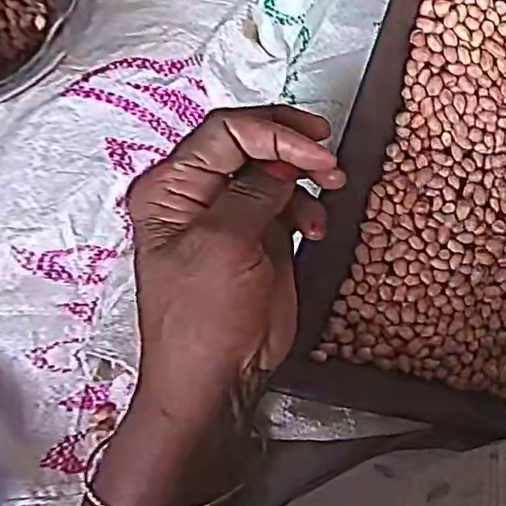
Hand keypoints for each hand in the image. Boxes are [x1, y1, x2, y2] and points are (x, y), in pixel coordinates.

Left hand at [125, 106, 344, 412]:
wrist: (219, 370)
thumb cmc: (203, 315)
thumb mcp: (222, 246)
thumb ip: (250, 196)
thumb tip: (281, 165)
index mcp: (173, 188)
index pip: (226, 135)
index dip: (276, 135)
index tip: (318, 152)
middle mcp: (202, 196)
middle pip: (251, 146)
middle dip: (294, 147)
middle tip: (329, 159)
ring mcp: (235, 218)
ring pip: (277, 175)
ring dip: (308, 181)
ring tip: (332, 193)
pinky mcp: (264, 240)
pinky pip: (292, 207)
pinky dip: (310, 211)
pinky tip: (315, 231)